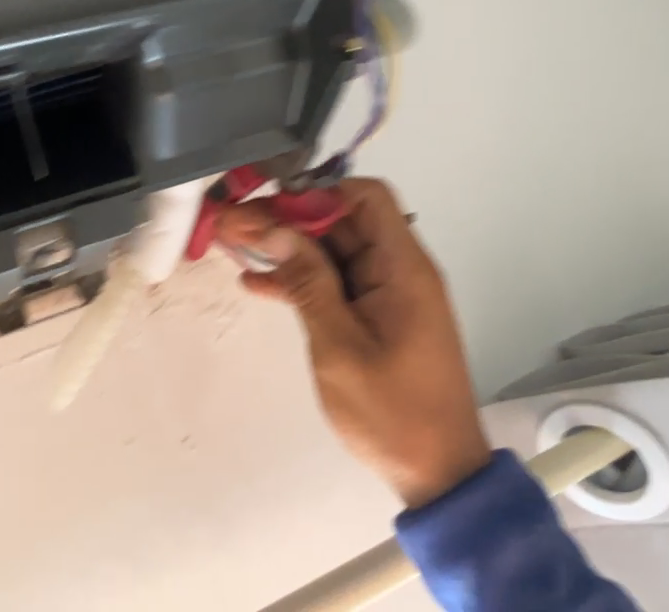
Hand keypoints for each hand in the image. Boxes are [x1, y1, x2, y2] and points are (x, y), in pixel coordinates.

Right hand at [219, 178, 490, 508]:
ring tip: (231, 243)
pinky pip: (333, 281)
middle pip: (340, 221)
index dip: (317, 194)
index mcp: (402, 268)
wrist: (437, 474)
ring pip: (330, 250)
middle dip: (285, 218)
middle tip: (231, 223)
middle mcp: (396, 270)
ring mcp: (384, 293)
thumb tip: (277, 229)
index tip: (271, 210)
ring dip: (284, 247)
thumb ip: (309, 283)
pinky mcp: (373, 315)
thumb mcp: (340, 347)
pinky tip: (255, 283)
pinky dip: (298, 278)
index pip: (365, 198)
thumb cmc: (392, 412)